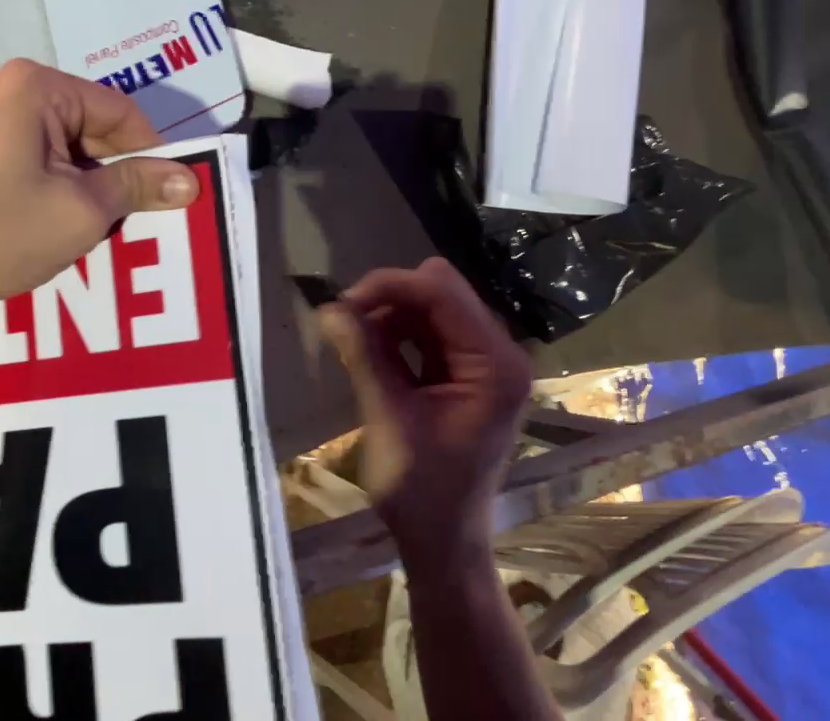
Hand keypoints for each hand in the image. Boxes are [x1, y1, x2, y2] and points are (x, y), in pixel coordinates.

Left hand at [0, 59, 197, 309]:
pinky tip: (57, 220)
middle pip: (95, 126)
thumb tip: (191, 179)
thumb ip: (137, 187)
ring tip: (90, 225)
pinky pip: (41, 155)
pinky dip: (59, 185)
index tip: (164, 198)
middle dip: (114, 173)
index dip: (150, 156)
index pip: (121, 113)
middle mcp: (13, 87)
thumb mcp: (79, 213)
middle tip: (127, 220)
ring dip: (87, 184)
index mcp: (37, 87)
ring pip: (70, 145)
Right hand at [318, 258, 534, 561]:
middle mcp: (500, 354)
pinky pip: (430, 332)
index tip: (343, 304)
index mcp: (496, 365)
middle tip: (346, 324)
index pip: (443, 294)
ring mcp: (485, 364)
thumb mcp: (388, 419)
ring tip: (354, 344)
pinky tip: (371, 354)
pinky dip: (398, 334)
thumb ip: (364, 356)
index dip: (390, 287)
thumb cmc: (422, 491)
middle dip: (390, 299)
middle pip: (441, 292)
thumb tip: (330, 307)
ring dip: (390, 315)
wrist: (444, 543)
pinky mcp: (467, 374)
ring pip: (432, 307)